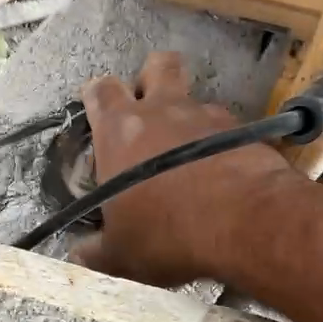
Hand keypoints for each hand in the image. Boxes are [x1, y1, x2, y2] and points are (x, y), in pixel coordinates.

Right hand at [71, 52, 305, 287]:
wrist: (244, 224)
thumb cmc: (165, 234)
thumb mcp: (118, 254)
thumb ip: (95, 250)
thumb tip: (78, 256)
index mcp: (120, 132)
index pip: (100, 91)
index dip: (96, 95)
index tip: (96, 106)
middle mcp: (163, 111)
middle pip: (156, 66)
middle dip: (148, 79)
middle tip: (145, 110)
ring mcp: (207, 116)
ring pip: (194, 98)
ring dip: (186, 118)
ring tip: (185, 155)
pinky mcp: (244, 131)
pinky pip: (225, 128)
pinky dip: (218, 145)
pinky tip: (218, 174)